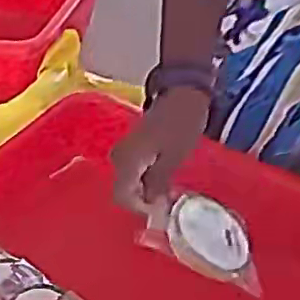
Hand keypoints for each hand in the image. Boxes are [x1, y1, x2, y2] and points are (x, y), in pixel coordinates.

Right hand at [111, 87, 211, 214]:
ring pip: (127, 183)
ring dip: (144, 191)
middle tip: (165, 202)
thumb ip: (158, 185)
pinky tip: (160, 177)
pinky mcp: (129, 148)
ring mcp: (122, 153)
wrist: (182, 91)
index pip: (122, 198)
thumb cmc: (180, 124)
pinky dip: (144, 180)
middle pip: (123, 192)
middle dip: (143, 201)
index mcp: (127, 163)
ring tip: (165, 190)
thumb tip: (151, 207)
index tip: (160, 209)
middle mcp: (118, 159)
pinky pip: (131, 173)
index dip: (140, 208)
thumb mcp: (173, 158)